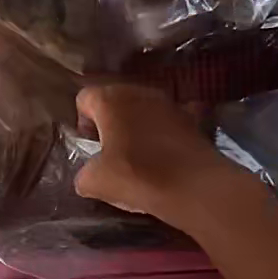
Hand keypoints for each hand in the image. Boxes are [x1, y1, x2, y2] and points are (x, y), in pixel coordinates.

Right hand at [74, 84, 257, 225]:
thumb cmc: (136, 176)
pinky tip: (169, 155)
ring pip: (146, 110)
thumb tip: (89, 175)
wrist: (193, 186)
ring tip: (142, 157)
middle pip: (117, 101)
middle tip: (113, 153)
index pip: (85, 98)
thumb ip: (84, 174)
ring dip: (140, 127)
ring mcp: (171, 103)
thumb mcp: (95, 182)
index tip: (91, 146)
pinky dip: (168, 134)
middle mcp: (141, 92)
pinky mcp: (194, 120)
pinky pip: (172, 123)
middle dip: (112, 123)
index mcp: (111, 99)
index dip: (84, 122)